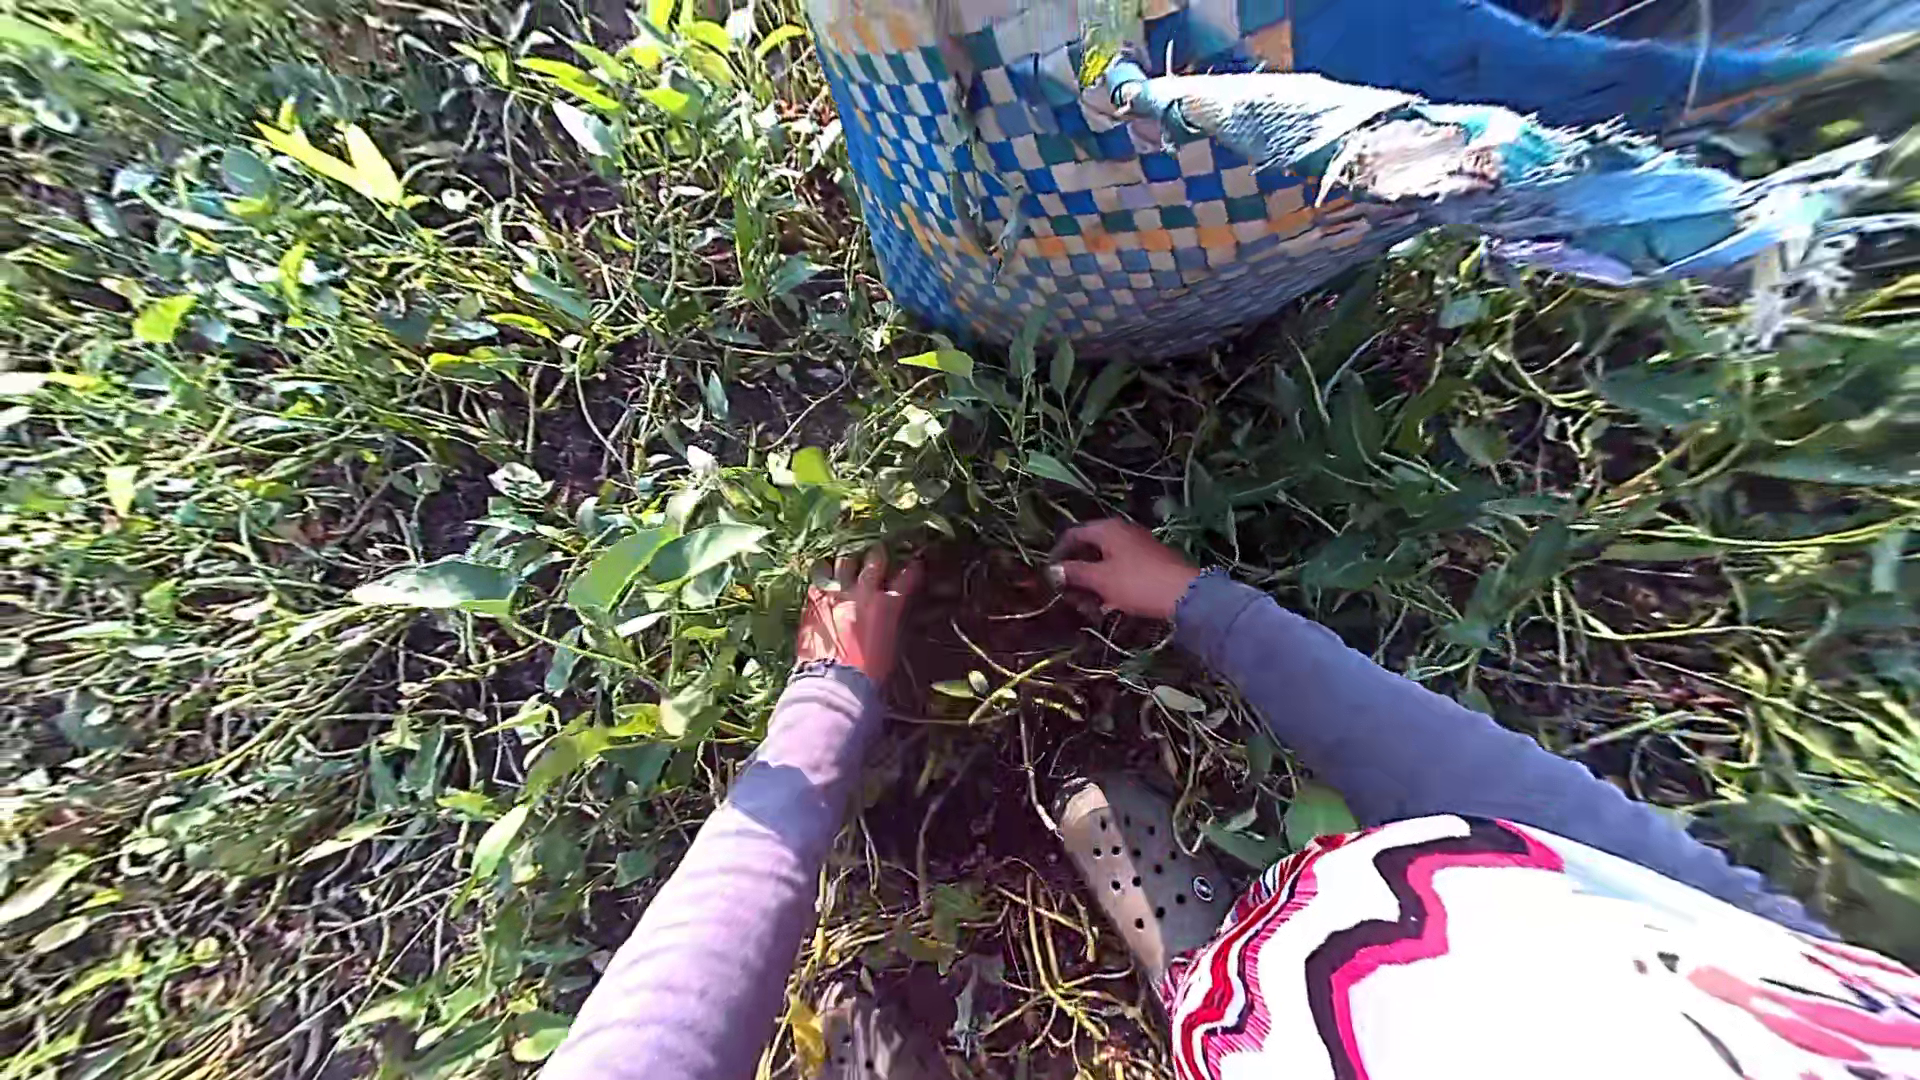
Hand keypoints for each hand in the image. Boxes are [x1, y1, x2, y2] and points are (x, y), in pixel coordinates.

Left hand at [796, 547, 922, 683]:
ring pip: (844, 560)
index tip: (915, 562)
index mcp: (888, 605)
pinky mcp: (815, 599)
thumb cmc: (869, 672)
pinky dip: (824, 574)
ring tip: (847, 560)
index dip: (913, 568)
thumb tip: (889, 610)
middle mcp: (864, 592)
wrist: (836, 682)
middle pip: (875, 559)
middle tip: (878, 553)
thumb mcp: (892, 643)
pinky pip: (819, 576)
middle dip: (879, 554)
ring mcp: (838, 593)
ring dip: (849, 560)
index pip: (907, 577)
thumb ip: (891, 619)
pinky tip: (824, 577)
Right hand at [1049, 519, 1199, 619]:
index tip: (1050, 577)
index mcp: (1107, 529)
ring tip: (1088, 606)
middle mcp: (1121, 532)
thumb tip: (1052, 570)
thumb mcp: (1100, 579)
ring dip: (1092, 583)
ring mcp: (1136, 546)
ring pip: (1104, 562)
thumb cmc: (1137, 583)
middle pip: (1088, 549)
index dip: (1058, 554)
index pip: (1072, 535)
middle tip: (1069, 596)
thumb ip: (1073, 572)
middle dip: (1076, 573)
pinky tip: (1107, 605)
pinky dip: (1109, 585)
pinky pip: (1120, 569)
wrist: (1187, 595)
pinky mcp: (1148, 562)